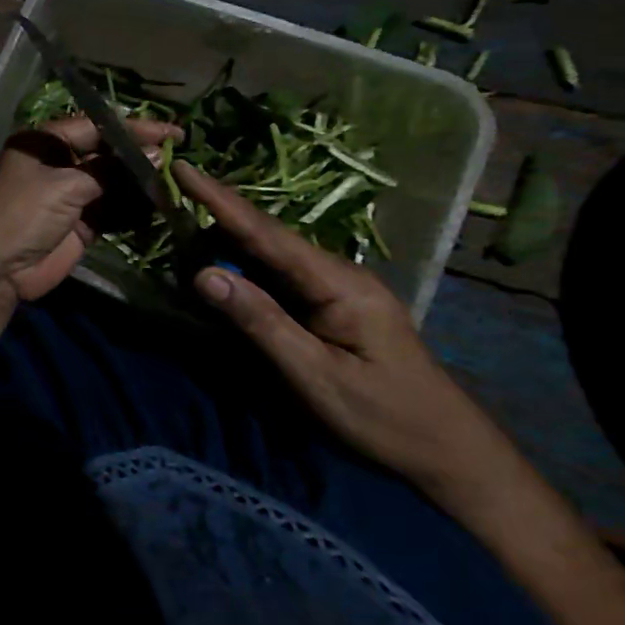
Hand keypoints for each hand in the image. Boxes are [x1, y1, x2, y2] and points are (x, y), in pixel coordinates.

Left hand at [0, 116, 182, 300]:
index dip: (133, 129)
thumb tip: (154, 156)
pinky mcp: (80, 223)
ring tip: (179, 184)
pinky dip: (135, 209)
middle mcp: (57, 163)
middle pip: (107, 154)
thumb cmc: (22, 215)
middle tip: (181, 160)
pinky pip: (113, 210)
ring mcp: (69, 194)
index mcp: (44, 142)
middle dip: (140, 158)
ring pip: (113, 182)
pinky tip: (163, 207)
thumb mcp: (64, 186)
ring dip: (142, 185)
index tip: (173, 133)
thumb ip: (109, 171)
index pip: (95, 127)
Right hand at [175, 161, 500, 486]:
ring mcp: (338, 287)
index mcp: (339, 284)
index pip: (266, 234)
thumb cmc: (385, 419)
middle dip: (218, 209)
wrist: (454, 457)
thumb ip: (260, 321)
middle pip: (267, 234)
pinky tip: (221, 258)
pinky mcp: (333, 304)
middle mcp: (339, 273)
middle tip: (171, 187)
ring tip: (183, 217)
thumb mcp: (316, 376)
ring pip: (271, 251)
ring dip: (227, 235)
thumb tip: (202, 273)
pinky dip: (243, 260)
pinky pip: (278, 271)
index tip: (182, 167)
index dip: (220, 200)